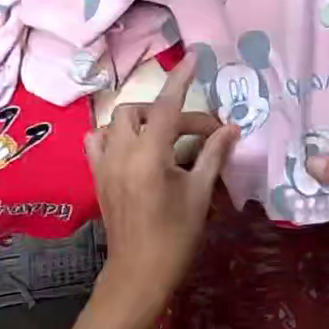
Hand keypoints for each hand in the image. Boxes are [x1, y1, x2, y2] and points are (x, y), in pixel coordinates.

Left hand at [84, 53, 238, 305]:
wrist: (139, 272)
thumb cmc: (176, 236)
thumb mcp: (200, 194)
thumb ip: (213, 155)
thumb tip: (231, 129)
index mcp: (149, 156)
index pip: (167, 107)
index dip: (181, 79)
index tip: (193, 56)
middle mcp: (120, 153)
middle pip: (140, 110)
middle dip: (169, 112)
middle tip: (196, 132)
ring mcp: (103, 164)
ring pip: (115, 122)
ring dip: (140, 119)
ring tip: (163, 135)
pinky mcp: (96, 176)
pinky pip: (98, 141)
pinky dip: (114, 134)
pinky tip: (132, 147)